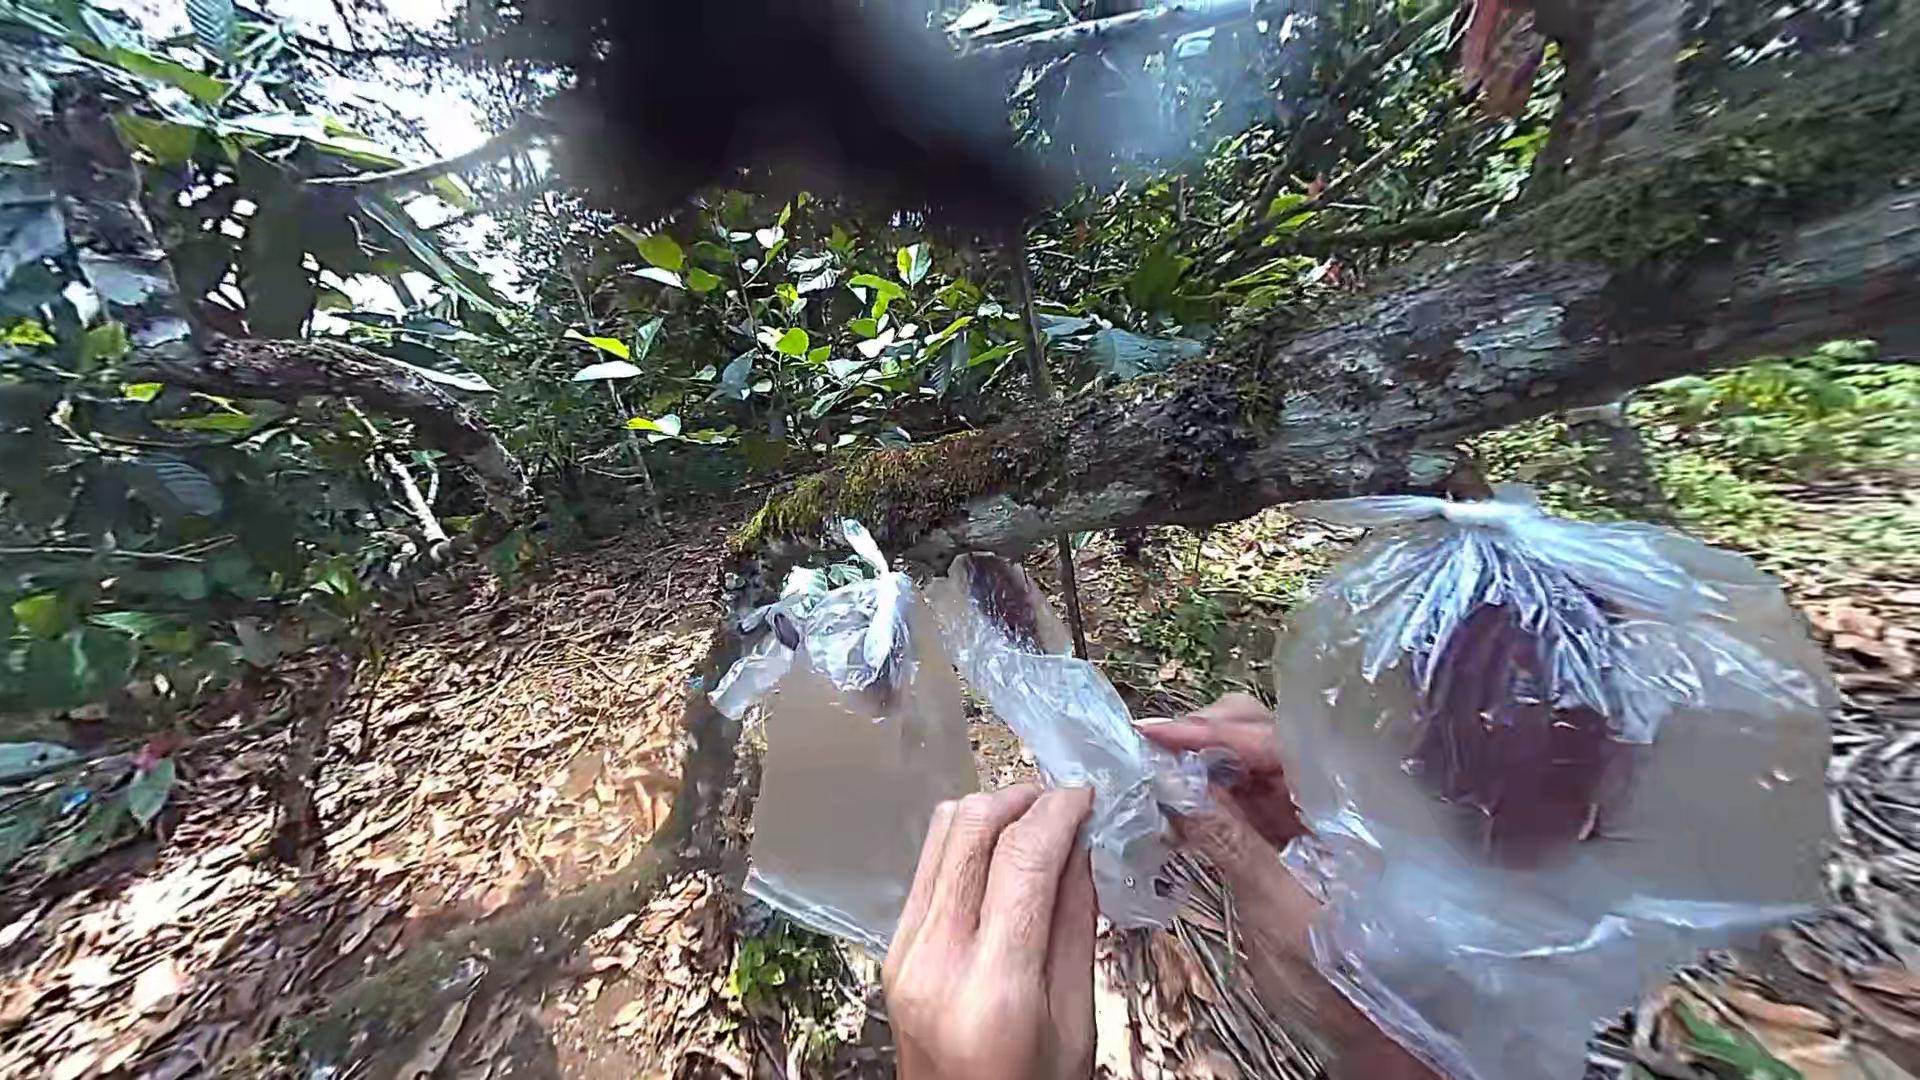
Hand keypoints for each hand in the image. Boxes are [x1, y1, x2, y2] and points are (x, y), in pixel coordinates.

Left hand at [884, 784, 1096, 1079]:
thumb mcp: (1076, 1021)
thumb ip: (1076, 920)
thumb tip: (1081, 839)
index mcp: (993, 989)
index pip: (1023, 858)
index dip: (1058, 810)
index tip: (1085, 794)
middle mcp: (935, 955)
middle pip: (971, 826)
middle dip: (1021, 796)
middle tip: (1061, 802)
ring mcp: (904, 944)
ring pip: (943, 828)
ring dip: (993, 807)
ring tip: (1034, 819)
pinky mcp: (894, 939)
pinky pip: (930, 856)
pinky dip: (968, 834)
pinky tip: (999, 848)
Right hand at [1143, 696, 1433, 1079]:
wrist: (1391, 1047)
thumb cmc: (1352, 988)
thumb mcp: (1284, 916)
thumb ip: (1229, 842)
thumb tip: (1171, 782)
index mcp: (1352, 803)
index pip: (1274, 741)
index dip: (1211, 732)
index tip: (1154, 733)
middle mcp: (1331, 791)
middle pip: (1260, 734)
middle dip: (1203, 734)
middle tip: (1151, 745)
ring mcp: (1308, 808)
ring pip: (1246, 759)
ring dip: (1198, 761)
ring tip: (1154, 768)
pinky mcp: (1287, 828)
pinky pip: (1241, 793)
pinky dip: (1205, 792)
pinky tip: (1173, 802)